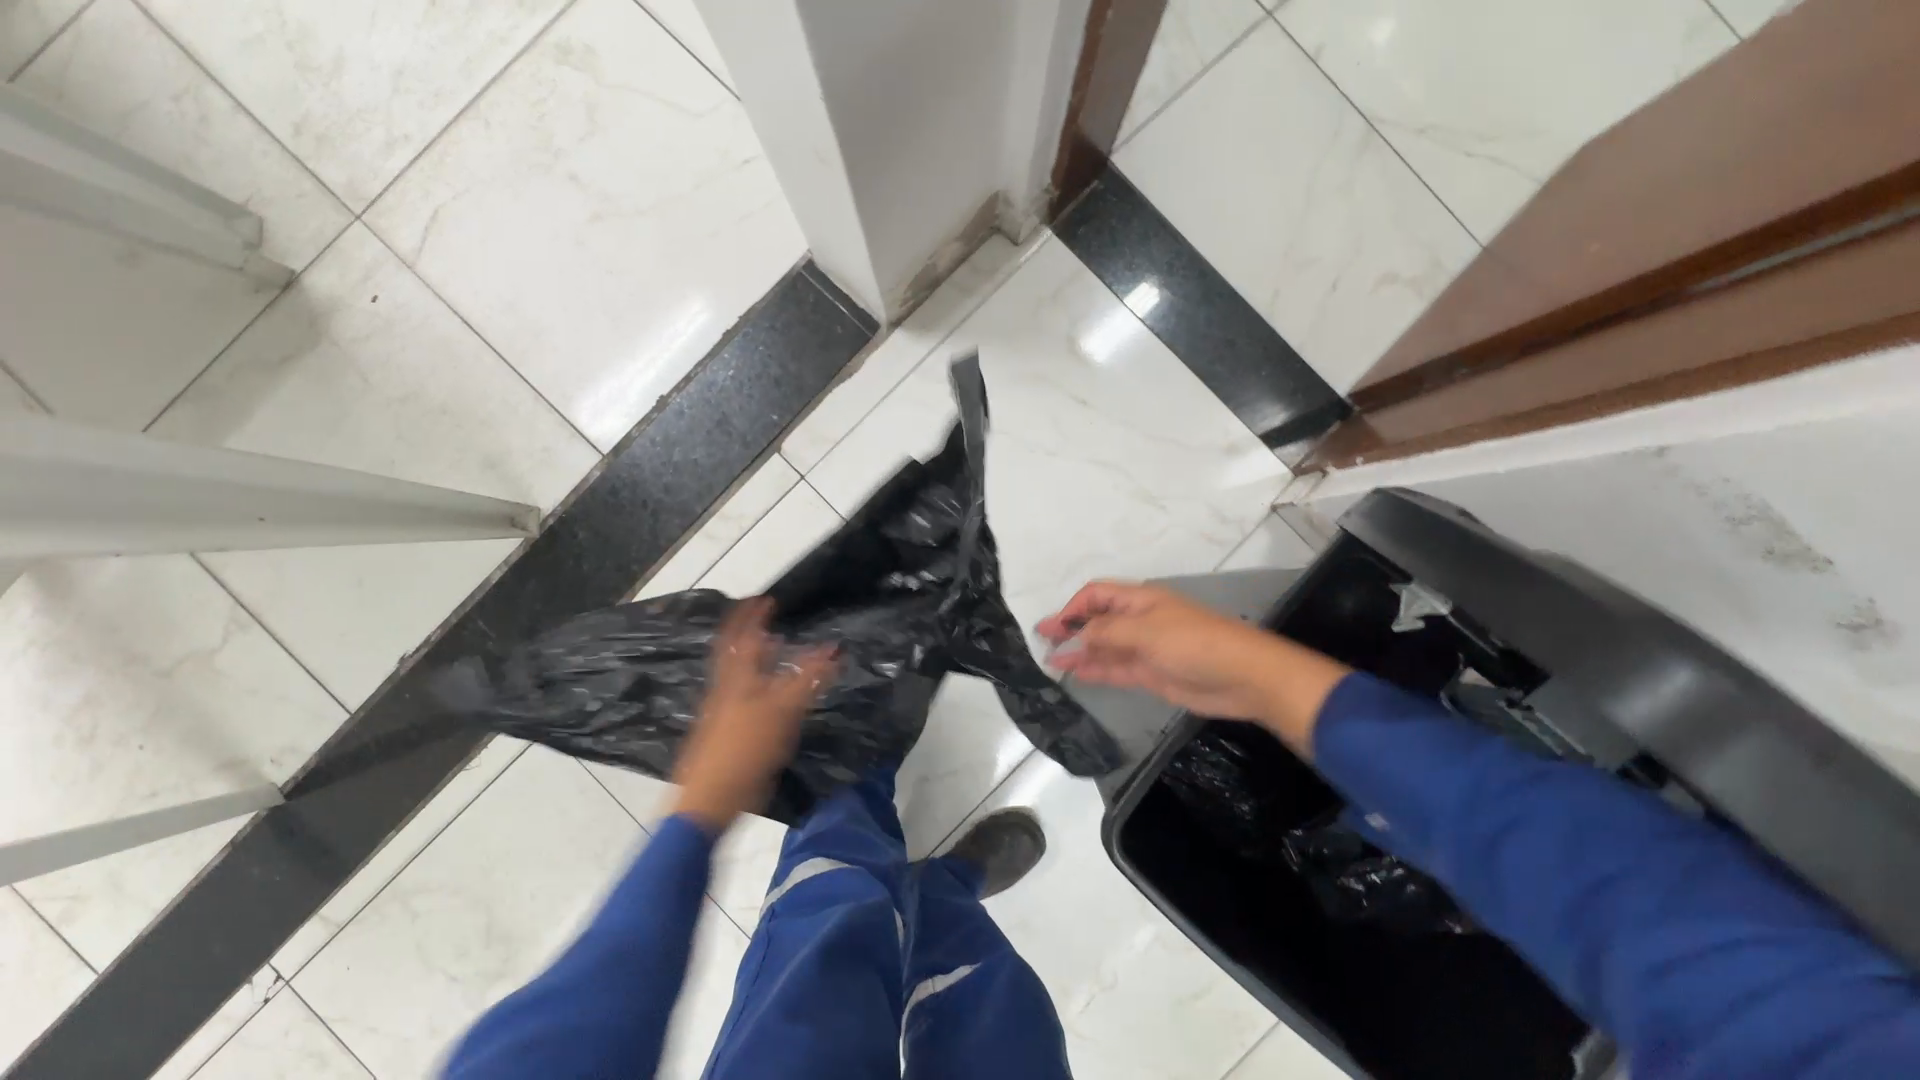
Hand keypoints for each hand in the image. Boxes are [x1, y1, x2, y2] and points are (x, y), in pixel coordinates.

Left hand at [673, 598, 837, 831]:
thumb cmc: (744, 753)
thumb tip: (833, 650)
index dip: (753, 616)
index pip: (744, 638)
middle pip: (732, 653)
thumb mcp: (783, 714)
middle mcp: (724, 690)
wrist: (707, 800)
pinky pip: (735, 696)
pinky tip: (764, 694)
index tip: (766, 599)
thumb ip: (809, 679)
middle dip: (746, 633)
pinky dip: (750, 685)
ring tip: (768, 649)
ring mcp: (719, 712)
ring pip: (733, 674)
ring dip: (750, 658)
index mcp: (736, 680)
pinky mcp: (720, 733)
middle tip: (761, 617)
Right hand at [1037, 581, 1350, 754]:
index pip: (1097, 595)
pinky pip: (1116, 668)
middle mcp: (1139, 621)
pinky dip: (1095, 670)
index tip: (1053, 627)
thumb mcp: (1146, 632)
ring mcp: (1145, 649)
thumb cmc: (1195, 643)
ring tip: (1051, 661)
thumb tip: (1075, 635)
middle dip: (1071, 628)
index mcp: (1140, 600)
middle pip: (1098, 620)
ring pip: (1104, 646)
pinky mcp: (1151, 674)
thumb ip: (1107, 632)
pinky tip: (1075, 673)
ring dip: (1079, 652)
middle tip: (1042, 641)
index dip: (1073, 607)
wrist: (1243, 677)